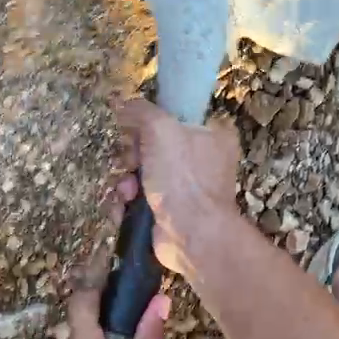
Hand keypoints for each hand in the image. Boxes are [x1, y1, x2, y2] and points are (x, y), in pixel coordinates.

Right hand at [115, 99, 240, 273]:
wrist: (192, 235)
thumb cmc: (182, 177)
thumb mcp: (160, 129)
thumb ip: (141, 110)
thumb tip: (123, 103)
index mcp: (214, 134)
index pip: (178, 115)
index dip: (153, 120)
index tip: (135, 129)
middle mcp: (205, 159)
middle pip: (156, 145)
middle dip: (134, 155)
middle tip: (129, 162)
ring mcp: (189, 188)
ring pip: (146, 172)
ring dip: (128, 180)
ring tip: (127, 191)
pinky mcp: (173, 211)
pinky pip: (144, 197)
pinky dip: (130, 201)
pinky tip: (125, 206)